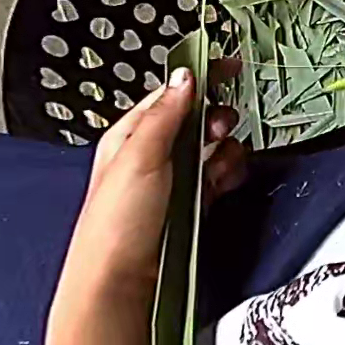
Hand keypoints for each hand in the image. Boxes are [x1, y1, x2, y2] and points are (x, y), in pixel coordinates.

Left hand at [58, 61, 247, 305]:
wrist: (121, 279)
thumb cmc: (114, 222)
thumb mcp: (138, 157)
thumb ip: (165, 114)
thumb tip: (185, 77)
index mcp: (133, 133)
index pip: (172, 92)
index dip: (202, 76)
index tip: (229, 65)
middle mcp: (155, 151)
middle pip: (200, 118)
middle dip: (217, 119)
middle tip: (219, 130)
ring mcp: (176, 176)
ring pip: (215, 146)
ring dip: (225, 149)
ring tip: (220, 164)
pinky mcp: (194, 199)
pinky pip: (221, 174)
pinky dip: (229, 172)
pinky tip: (225, 180)